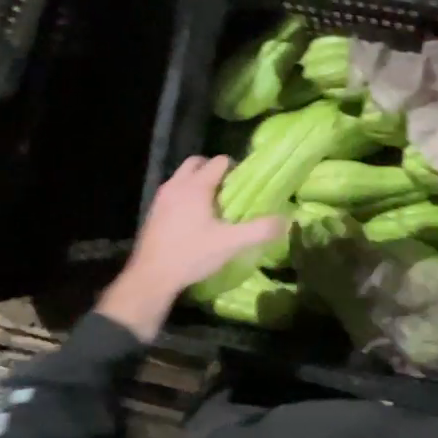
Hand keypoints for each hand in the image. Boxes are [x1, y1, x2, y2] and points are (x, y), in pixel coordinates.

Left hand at [96, 156, 286, 341]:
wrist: (152, 275)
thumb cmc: (192, 254)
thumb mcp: (230, 244)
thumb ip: (259, 230)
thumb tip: (285, 220)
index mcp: (196, 186)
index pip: (218, 161)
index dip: (234, 168)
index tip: (245, 184)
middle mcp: (176, 185)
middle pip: (196, 163)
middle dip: (212, 170)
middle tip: (227, 189)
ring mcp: (161, 198)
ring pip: (182, 178)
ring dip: (197, 182)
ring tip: (212, 204)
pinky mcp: (153, 212)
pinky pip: (172, 193)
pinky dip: (184, 196)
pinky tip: (192, 219)